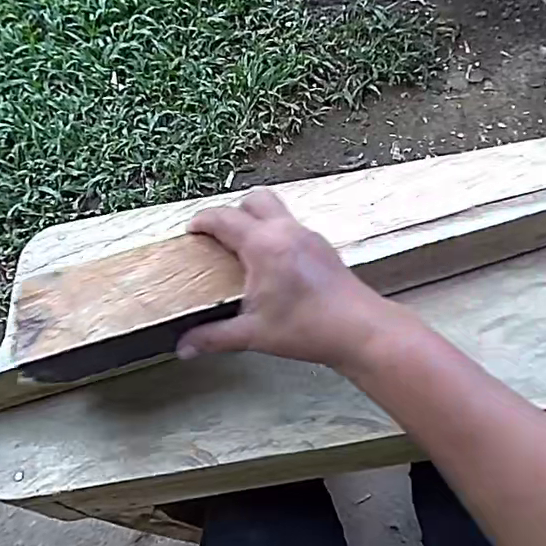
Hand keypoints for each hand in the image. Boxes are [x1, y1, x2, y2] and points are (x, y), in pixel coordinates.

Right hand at [176, 189, 401, 368]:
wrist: (360, 329)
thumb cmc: (310, 328)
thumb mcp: (254, 334)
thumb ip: (214, 337)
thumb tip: (184, 346)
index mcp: (265, 245)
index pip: (223, 218)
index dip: (202, 221)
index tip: (191, 233)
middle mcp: (288, 232)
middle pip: (255, 199)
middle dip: (233, 212)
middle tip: (220, 238)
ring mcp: (311, 237)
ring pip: (278, 211)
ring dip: (258, 222)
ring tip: (246, 252)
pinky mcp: (325, 248)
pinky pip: (294, 229)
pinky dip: (279, 235)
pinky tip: (275, 266)